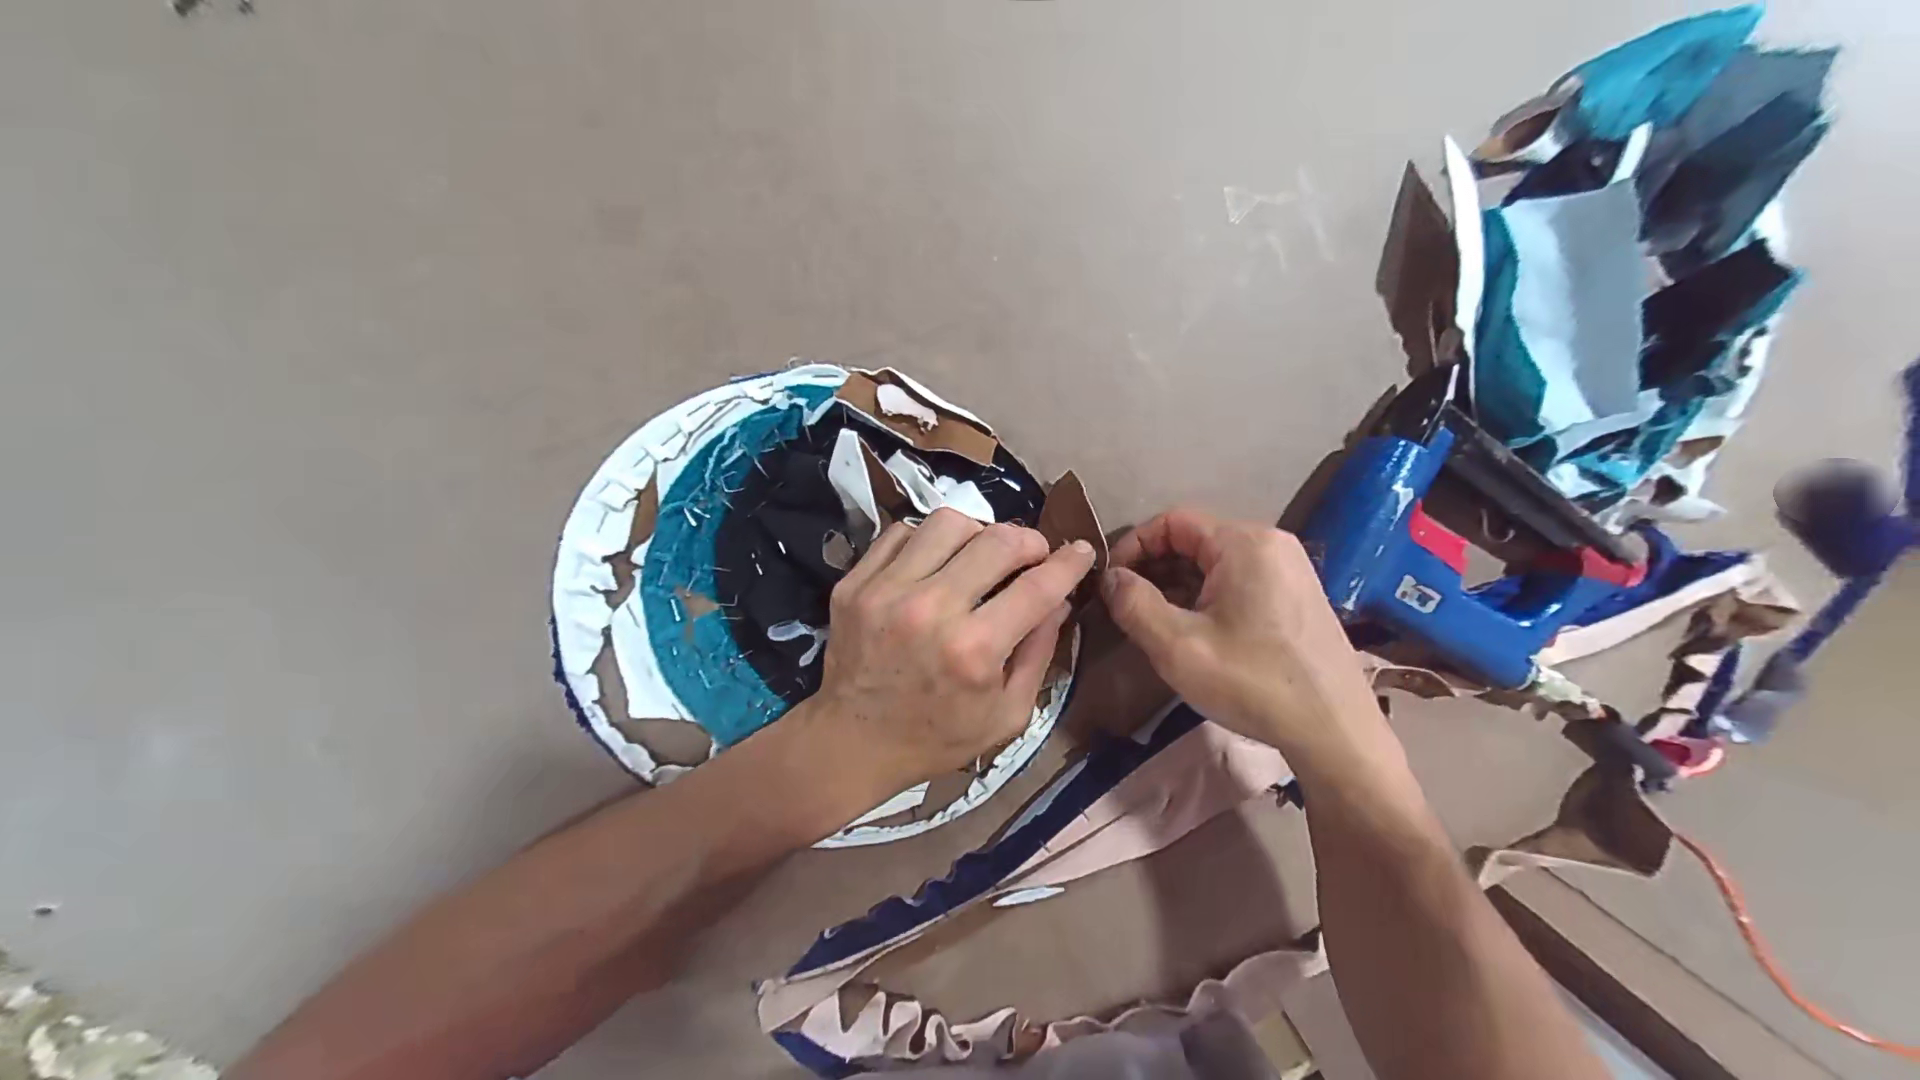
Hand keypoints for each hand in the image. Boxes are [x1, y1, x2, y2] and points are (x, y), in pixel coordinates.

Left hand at [809, 508, 1096, 792]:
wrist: (852, 741)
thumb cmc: (936, 736)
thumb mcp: (1007, 714)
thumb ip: (1039, 653)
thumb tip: (1060, 599)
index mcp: (974, 650)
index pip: (1038, 586)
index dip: (1069, 563)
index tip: (1081, 551)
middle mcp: (930, 610)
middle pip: (997, 540)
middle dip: (1030, 541)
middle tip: (1033, 555)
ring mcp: (886, 591)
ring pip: (948, 522)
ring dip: (978, 532)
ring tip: (982, 555)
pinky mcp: (855, 583)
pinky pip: (902, 532)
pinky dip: (929, 539)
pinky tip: (937, 561)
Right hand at [1100, 508, 1391, 775]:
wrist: (1335, 733)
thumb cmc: (1252, 683)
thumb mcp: (1177, 646)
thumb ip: (1133, 604)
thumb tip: (1110, 578)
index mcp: (1244, 543)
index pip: (1172, 521)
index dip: (1133, 546)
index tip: (1112, 583)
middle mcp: (1270, 544)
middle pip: (1194, 540)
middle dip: (1153, 569)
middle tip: (1127, 607)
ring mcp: (1288, 569)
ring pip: (1214, 563)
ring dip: (1177, 585)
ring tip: (1154, 622)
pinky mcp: (1295, 595)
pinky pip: (1236, 580)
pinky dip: (1205, 596)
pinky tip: (1192, 631)